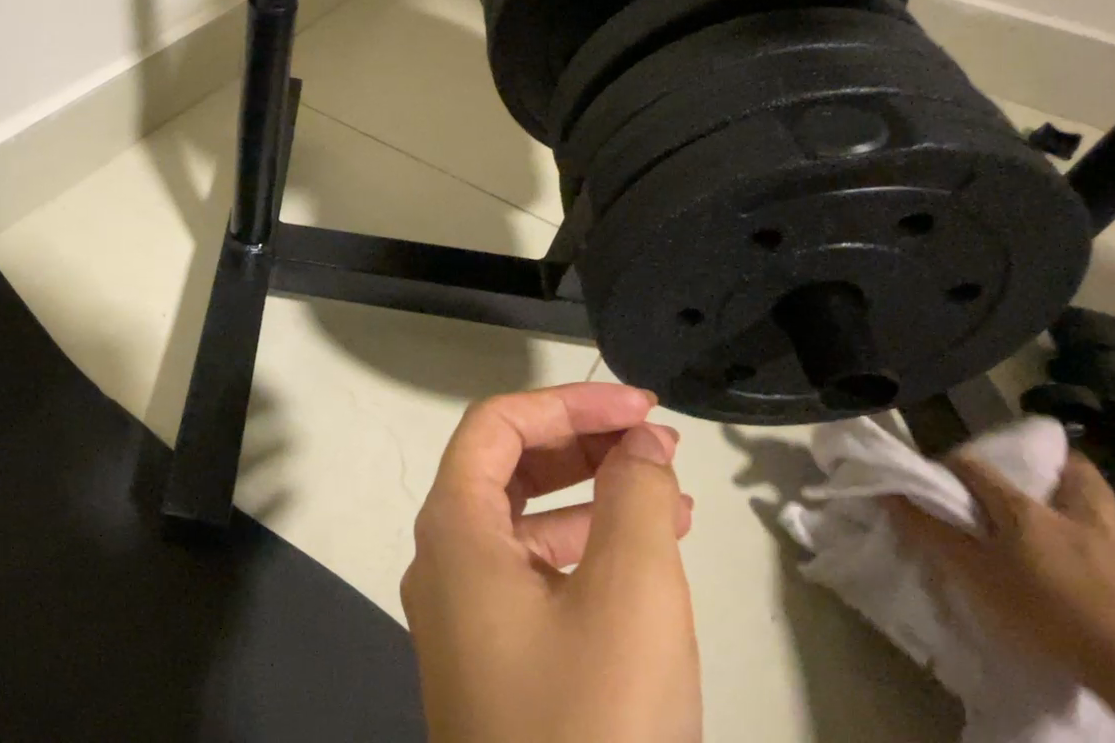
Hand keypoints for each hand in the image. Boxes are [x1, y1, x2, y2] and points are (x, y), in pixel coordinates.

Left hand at [401, 382, 698, 742]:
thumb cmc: (592, 719)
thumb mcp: (630, 594)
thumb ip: (634, 499)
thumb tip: (639, 444)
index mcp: (453, 529)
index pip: (496, 426)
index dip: (568, 402)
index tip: (643, 407)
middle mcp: (443, 560)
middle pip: (504, 467)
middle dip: (580, 443)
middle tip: (657, 440)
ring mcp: (463, 612)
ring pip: (524, 522)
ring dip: (591, 496)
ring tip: (670, 491)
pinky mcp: (493, 657)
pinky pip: (534, 575)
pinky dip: (587, 551)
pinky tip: (644, 556)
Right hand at [891, 452, 1114, 738]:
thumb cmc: (1047, 617)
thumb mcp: (974, 576)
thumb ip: (932, 533)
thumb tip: (889, 492)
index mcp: (1026, 515)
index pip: (979, 471)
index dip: (956, 465)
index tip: (943, 475)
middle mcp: (1081, 521)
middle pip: (1077, 478)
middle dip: (1062, 467)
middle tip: (1047, 474)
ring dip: (1112, 518)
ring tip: (1097, 530)